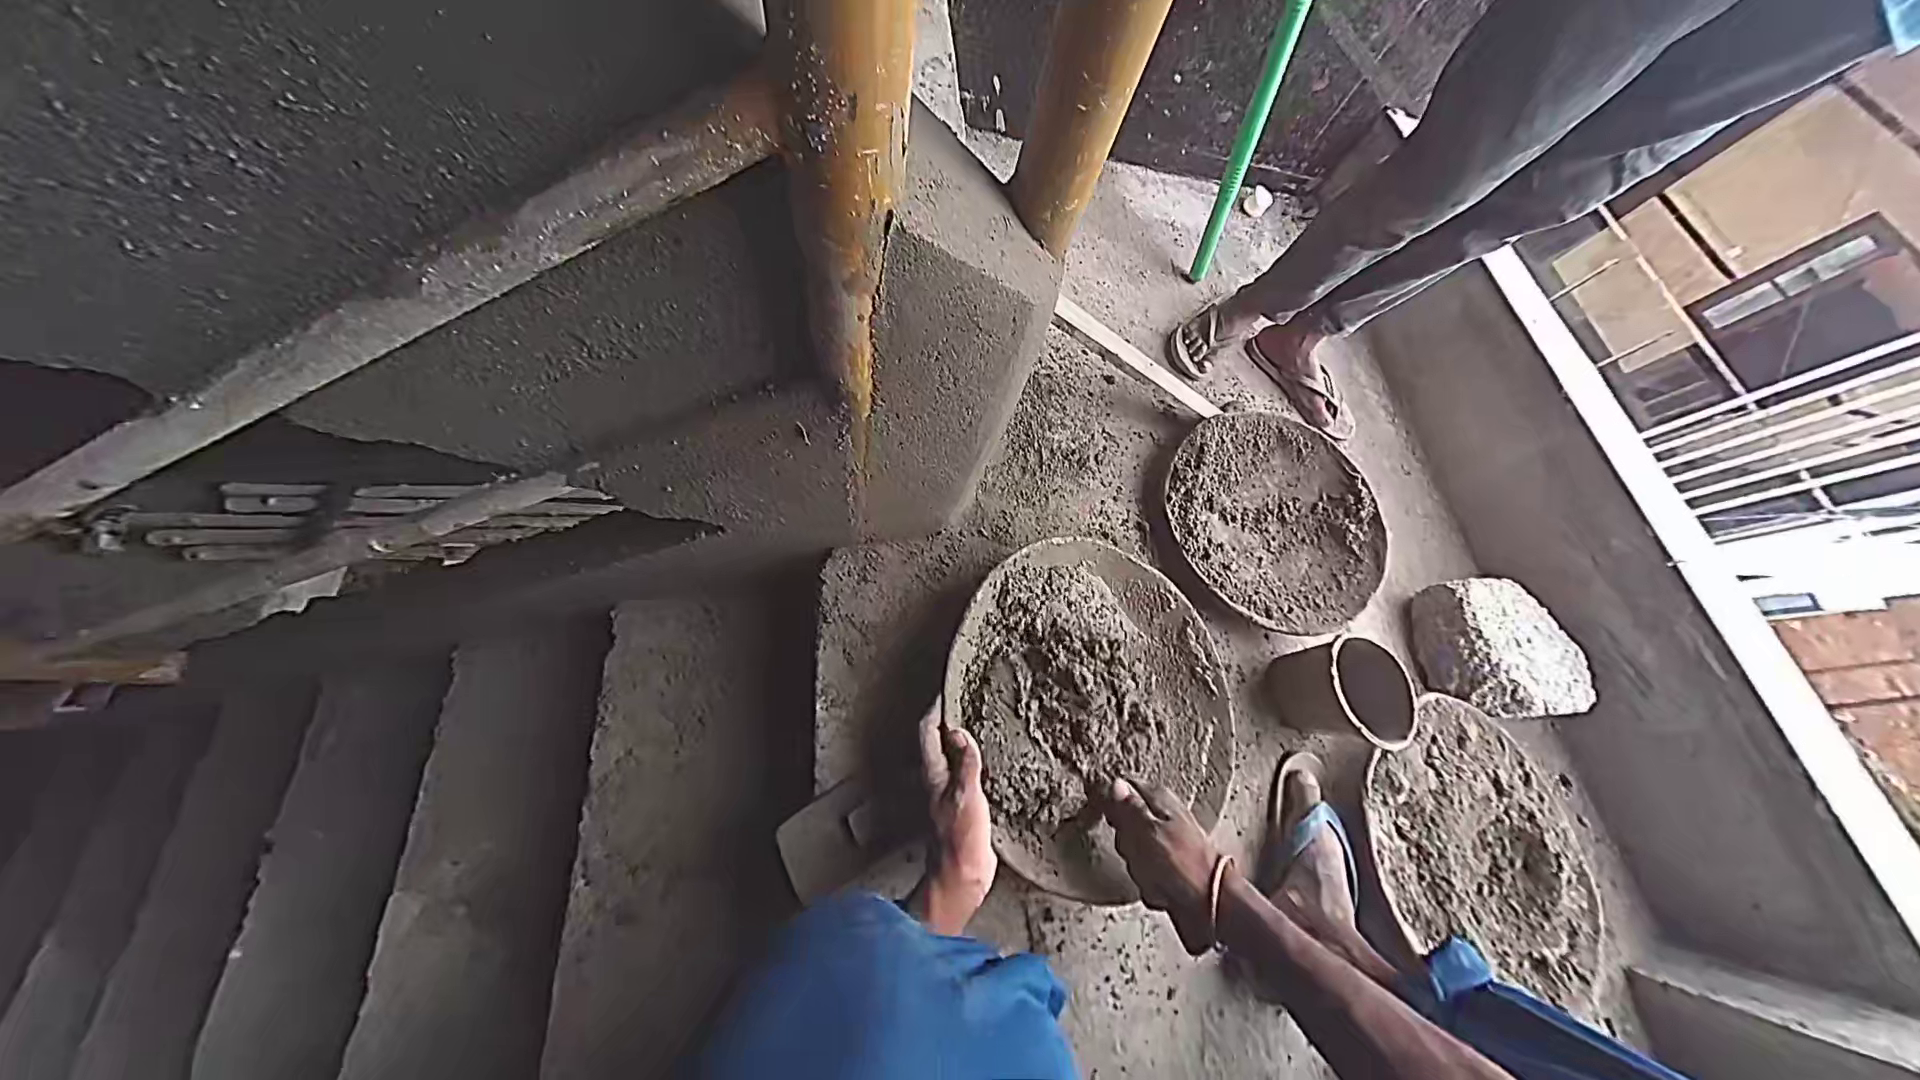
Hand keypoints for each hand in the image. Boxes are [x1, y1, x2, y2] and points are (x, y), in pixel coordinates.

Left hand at [913, 702, 995, 934]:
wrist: (962, 879)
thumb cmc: (961, 840)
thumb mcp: (967, 795)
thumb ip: (966, 763)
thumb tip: (959, 732)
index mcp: (934, 775)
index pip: (928, 733)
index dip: (935, 710)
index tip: (945, 691)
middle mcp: (936, 782)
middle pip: (936, 742)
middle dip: (947, 721)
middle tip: (963, 701)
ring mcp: (947, 795)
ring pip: (950, 757)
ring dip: (960, 740)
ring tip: (977, 724)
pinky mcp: (961, 808)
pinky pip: (964, 774)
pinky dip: (972, 760)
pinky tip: (986, 761)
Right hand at [1105, 778, 1222, 954]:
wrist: (1213, 905)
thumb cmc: (1183, 865)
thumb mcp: (1147, 830)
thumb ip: (1128, 806)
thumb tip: (1114, 784)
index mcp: (1159, 798)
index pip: (1122, 788)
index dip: (1112, 805)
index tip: (1112, 821)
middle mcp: (1164, 815)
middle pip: (1124, 822)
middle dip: (1126, 841)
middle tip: (1138, 851)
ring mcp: (1167, 840)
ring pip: (1133, 849)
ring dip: (1137, 864)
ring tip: (1152, 871)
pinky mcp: (1170, 865)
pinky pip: (1145, 870)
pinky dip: (1149, 881)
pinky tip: (1160, 885)